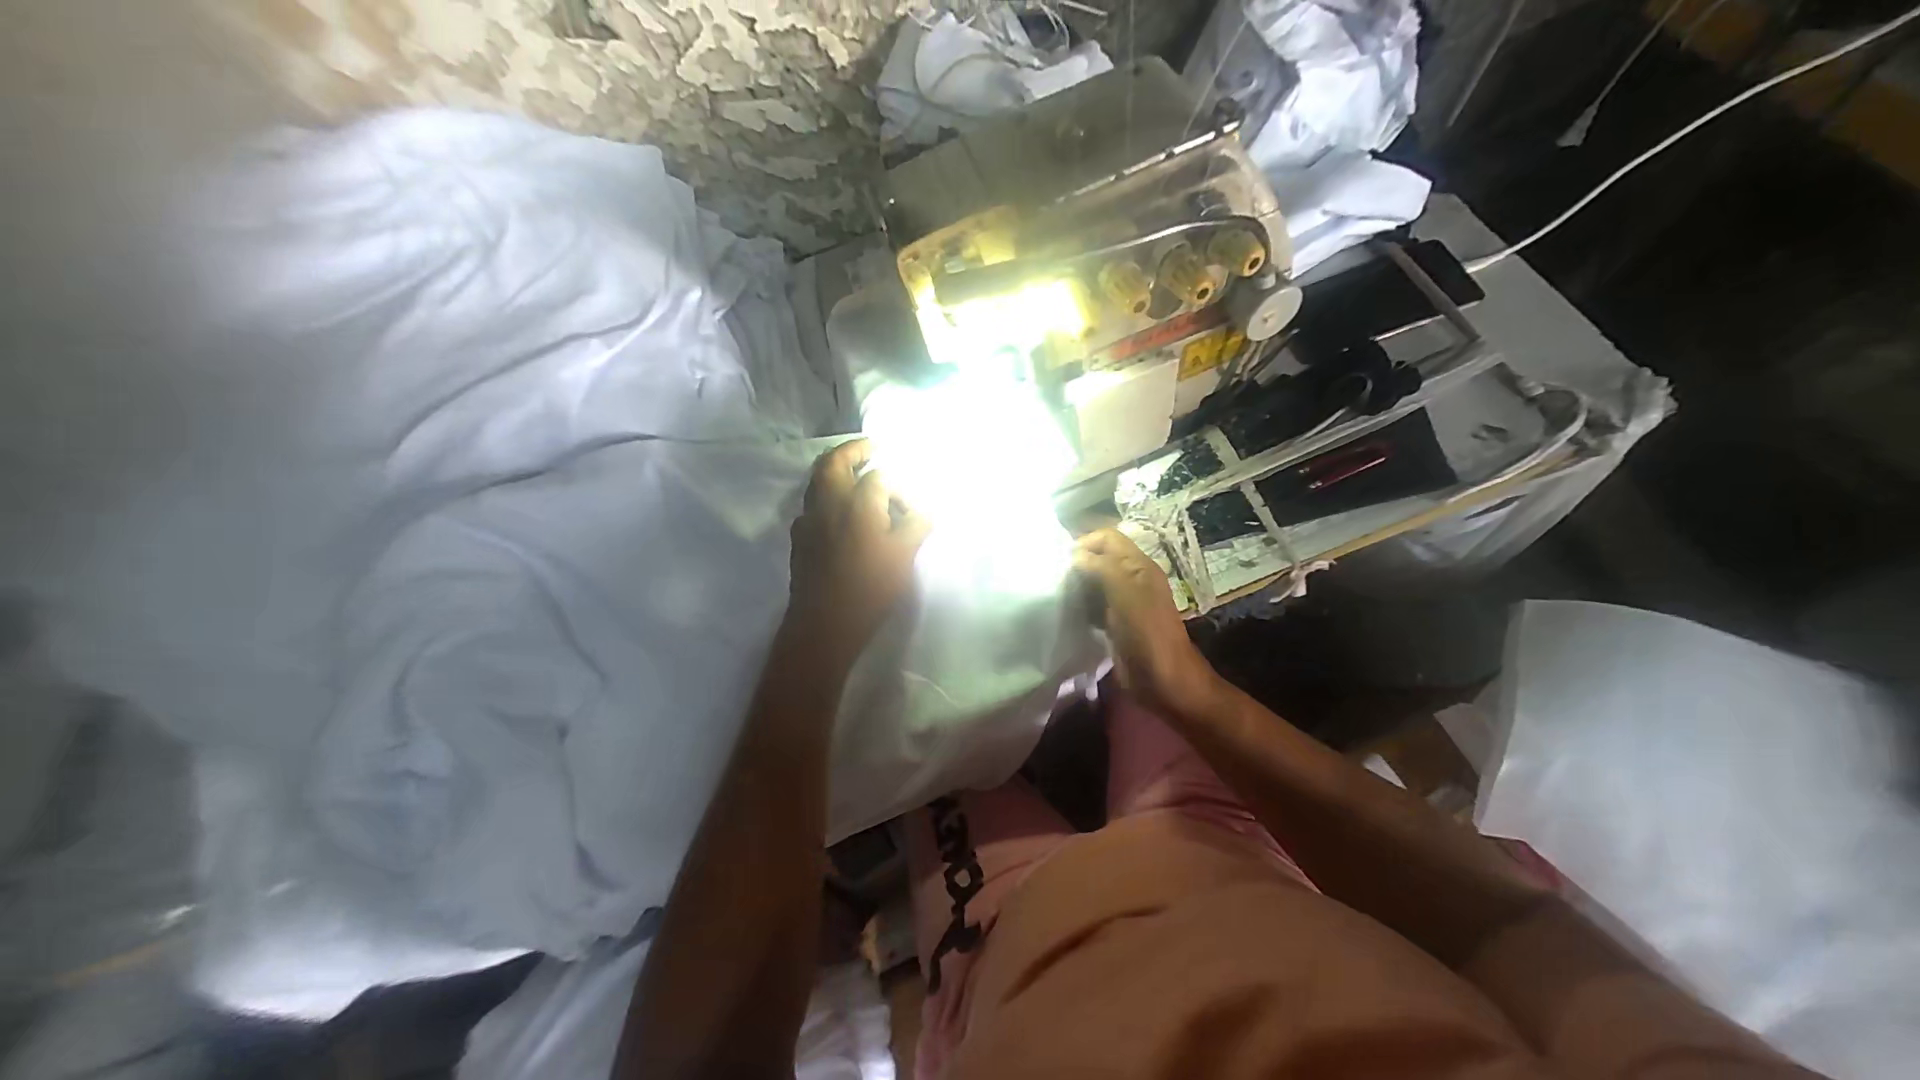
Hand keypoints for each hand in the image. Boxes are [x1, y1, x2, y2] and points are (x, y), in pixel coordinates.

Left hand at [785, 439, 930, 672]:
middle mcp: (829, 503)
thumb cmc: (870, 588)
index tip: (909, 506)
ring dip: (836, 471)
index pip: (879, 478)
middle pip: (834, 462)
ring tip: (855, 477)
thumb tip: (922, 510)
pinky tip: (839, 516)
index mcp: (858, 503)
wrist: (825, 624)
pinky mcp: (799, 539)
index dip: (897, 487)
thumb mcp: (904, 556)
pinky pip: (812, 506)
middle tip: (870, 449)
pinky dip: (826, 498)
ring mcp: (809, 520)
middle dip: (853, 451)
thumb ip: (915, 525)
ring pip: (818, 482)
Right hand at [1073, 528, 1222, 721]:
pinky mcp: (1114, 624)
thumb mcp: (1127, 594)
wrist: (1165, 682)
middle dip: (1077, 562)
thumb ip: (1102, 568)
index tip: (1061, 560)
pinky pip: (1092, 605)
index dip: (1085, 542)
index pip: (1108, 538)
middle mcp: (1131, 579)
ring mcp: (1123, 603)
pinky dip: (1078, 604)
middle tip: (1054, 577)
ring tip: (1056, 593)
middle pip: (1099, 557)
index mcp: (1139, 566)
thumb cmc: (1148, 634)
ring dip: (1076, 583)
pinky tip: (1065, 612)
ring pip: (1094, 581)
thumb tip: (1074, 554)